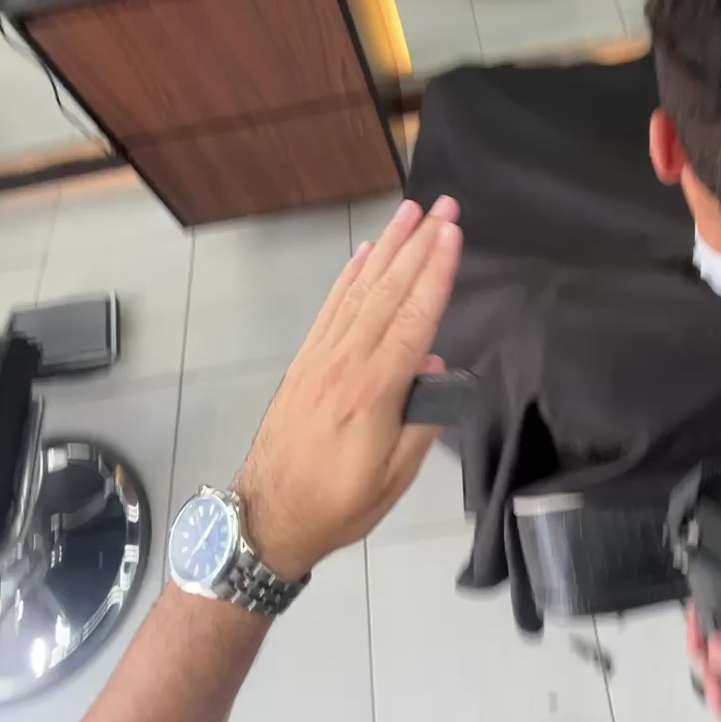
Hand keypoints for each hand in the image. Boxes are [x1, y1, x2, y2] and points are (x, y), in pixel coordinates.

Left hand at [233, 197, 462, 577]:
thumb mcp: (393, 477)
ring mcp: (322, 354)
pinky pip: (332, 307)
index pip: (414, 319)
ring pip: (360, 290)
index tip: (452, 233)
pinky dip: (350, 275)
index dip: (435, 273)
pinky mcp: (307, 358)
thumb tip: (433, 367)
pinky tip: (365, 253)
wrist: (268, 516)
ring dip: (387, 247)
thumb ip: (421, 419)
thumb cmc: (340, 504)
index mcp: (374, 390)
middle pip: (389, 291)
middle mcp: (346, 360)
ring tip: (409, 212)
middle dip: (418, 244)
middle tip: (442, 205)